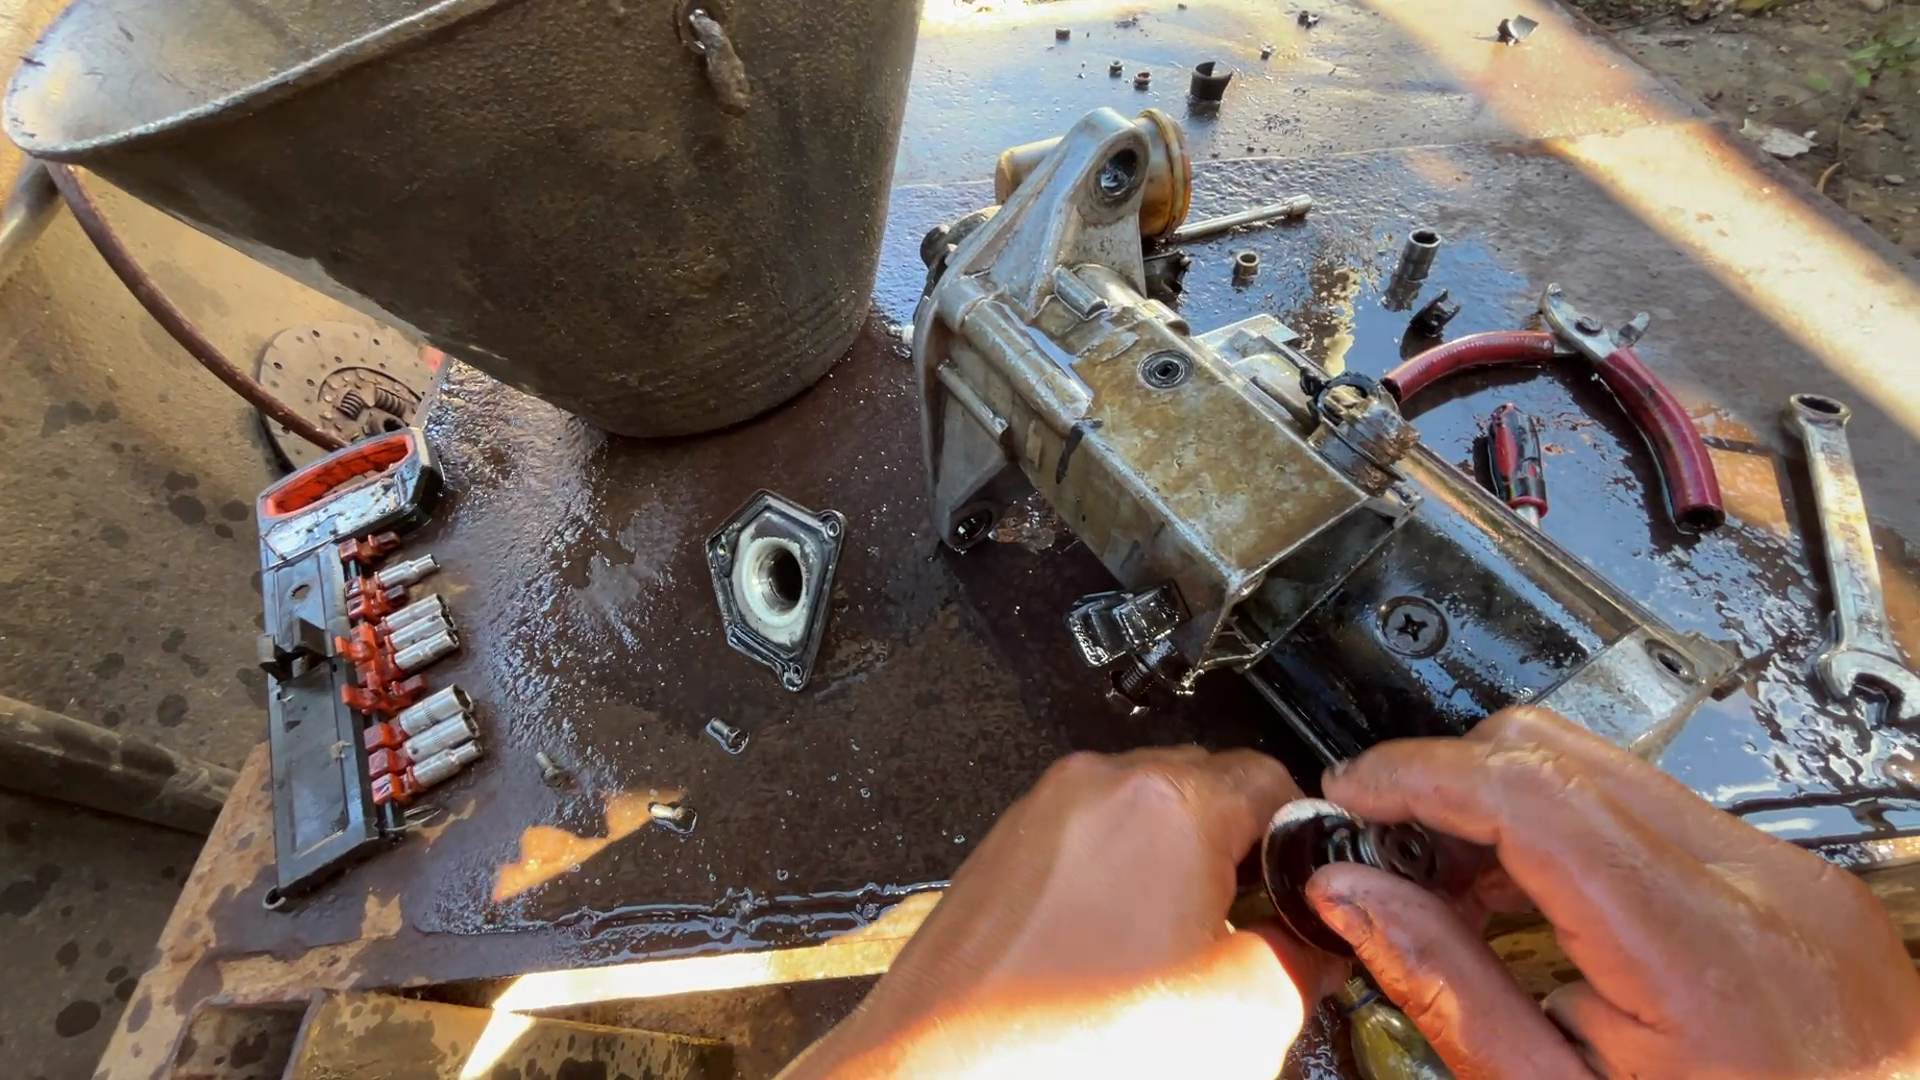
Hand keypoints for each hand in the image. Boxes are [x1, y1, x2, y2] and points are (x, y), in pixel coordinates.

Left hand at [781, 746, 1346, 1078]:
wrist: (941, 1069)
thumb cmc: (1066, 1049)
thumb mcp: (1236, 1017)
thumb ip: (1301, 958)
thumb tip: (1315, 936)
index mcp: (1165, 803)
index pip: (1269, 778)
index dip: (1300, 832)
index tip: (1304, 878)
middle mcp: (1098, 782)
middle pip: (1204, 781)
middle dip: (1239, 841)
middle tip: (1249, 916)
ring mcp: (1047, 803)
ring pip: (1145, 802)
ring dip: (1176, 851)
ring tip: (1176, 934)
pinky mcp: (1012, 832)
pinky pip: (1091, 824)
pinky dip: (1119, 859)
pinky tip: (1116, 931)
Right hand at [1308, 706, 1919, 1079]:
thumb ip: (1444, 988)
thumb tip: (1344, 890)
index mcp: (1718, 959)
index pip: (1531, 796)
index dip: (1415, 775)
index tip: (1347, 794)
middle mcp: (1764, 888)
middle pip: (1547, 752)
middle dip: (1438, 779)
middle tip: (1380, 840)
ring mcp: (1779, 872)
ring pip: (1575, 760)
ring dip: (1480, 796)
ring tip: (1440, 872)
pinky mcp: (1771, 875)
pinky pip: (1615, 799)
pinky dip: (1533, 820)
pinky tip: (1507, 885)